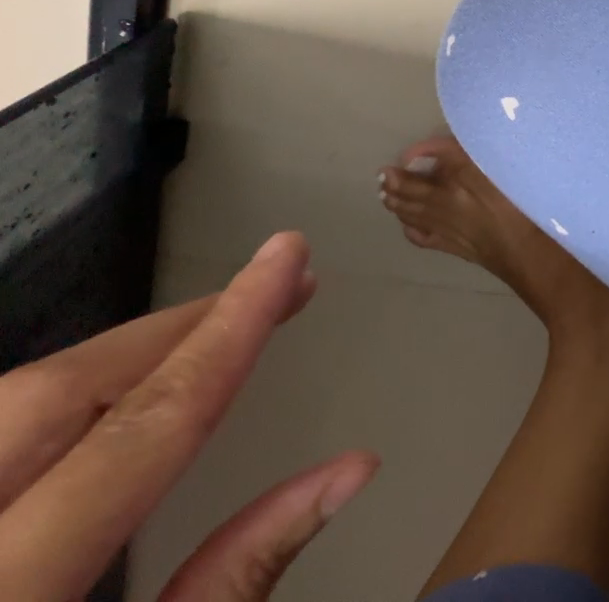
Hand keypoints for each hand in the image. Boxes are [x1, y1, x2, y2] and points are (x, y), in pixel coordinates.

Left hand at [0, 232, 377, 599]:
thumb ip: (238, 574)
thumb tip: (350, 470)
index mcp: (5, 588)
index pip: (141, 428)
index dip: (229, 332)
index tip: (288, 262)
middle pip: (46, 396)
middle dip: (176, 325)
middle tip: (275, 280)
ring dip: (120, 357)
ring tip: (213, 328)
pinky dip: (54, 404)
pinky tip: (112, 395)